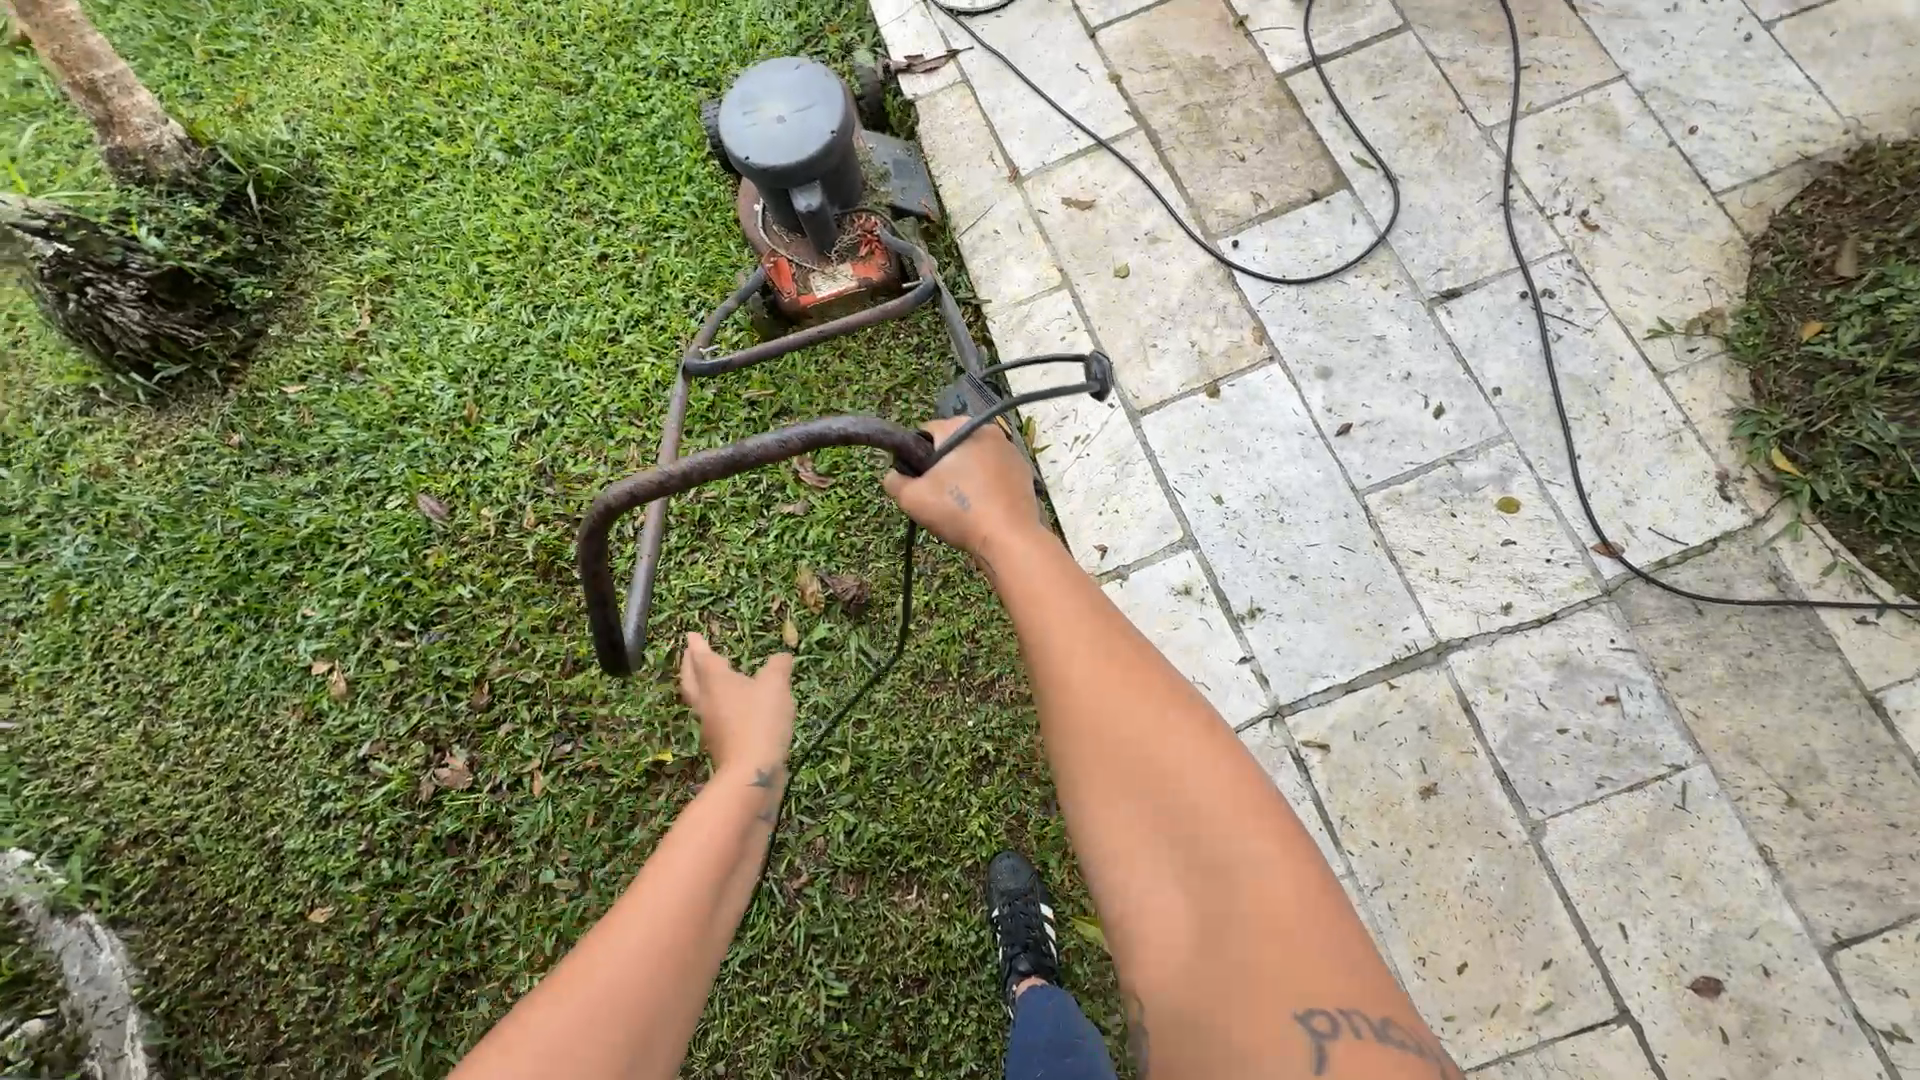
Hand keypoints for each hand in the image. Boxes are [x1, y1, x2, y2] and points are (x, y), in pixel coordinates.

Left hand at [679, 633, 794, 779]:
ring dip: (699, 685)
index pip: (703, 658)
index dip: (698, 645)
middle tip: (689, 653)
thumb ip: (778, 667)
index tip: (690, 635)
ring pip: (698, 699)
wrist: (751, 771)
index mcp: (716, 681)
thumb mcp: (775, 685)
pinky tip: (729, 708)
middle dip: (689, 664)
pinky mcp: (719, 743)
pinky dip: (716, 706)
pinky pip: (713, 717)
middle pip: (691, 679)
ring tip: (707, 678)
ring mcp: (710, 725)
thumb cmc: (760, 719)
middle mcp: (707, 701)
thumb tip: (782, 657)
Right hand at [882, 417, 1047, 561]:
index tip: (918, 482)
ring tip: (962, 506)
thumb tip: (894, 474)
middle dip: (942, 466)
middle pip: (952, 445)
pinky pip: (994, 472)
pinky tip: (983, 507)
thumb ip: (894, 481)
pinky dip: (986, 485)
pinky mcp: (1024, 470)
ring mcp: (1010, 449)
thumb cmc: (959, 512)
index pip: (925, 434)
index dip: (915, 458)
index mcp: (959, 427)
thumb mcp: (912, 499)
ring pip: (974, 459)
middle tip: (938, 497)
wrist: (1009, 538)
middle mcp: (988, 429)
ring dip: (965, 475)